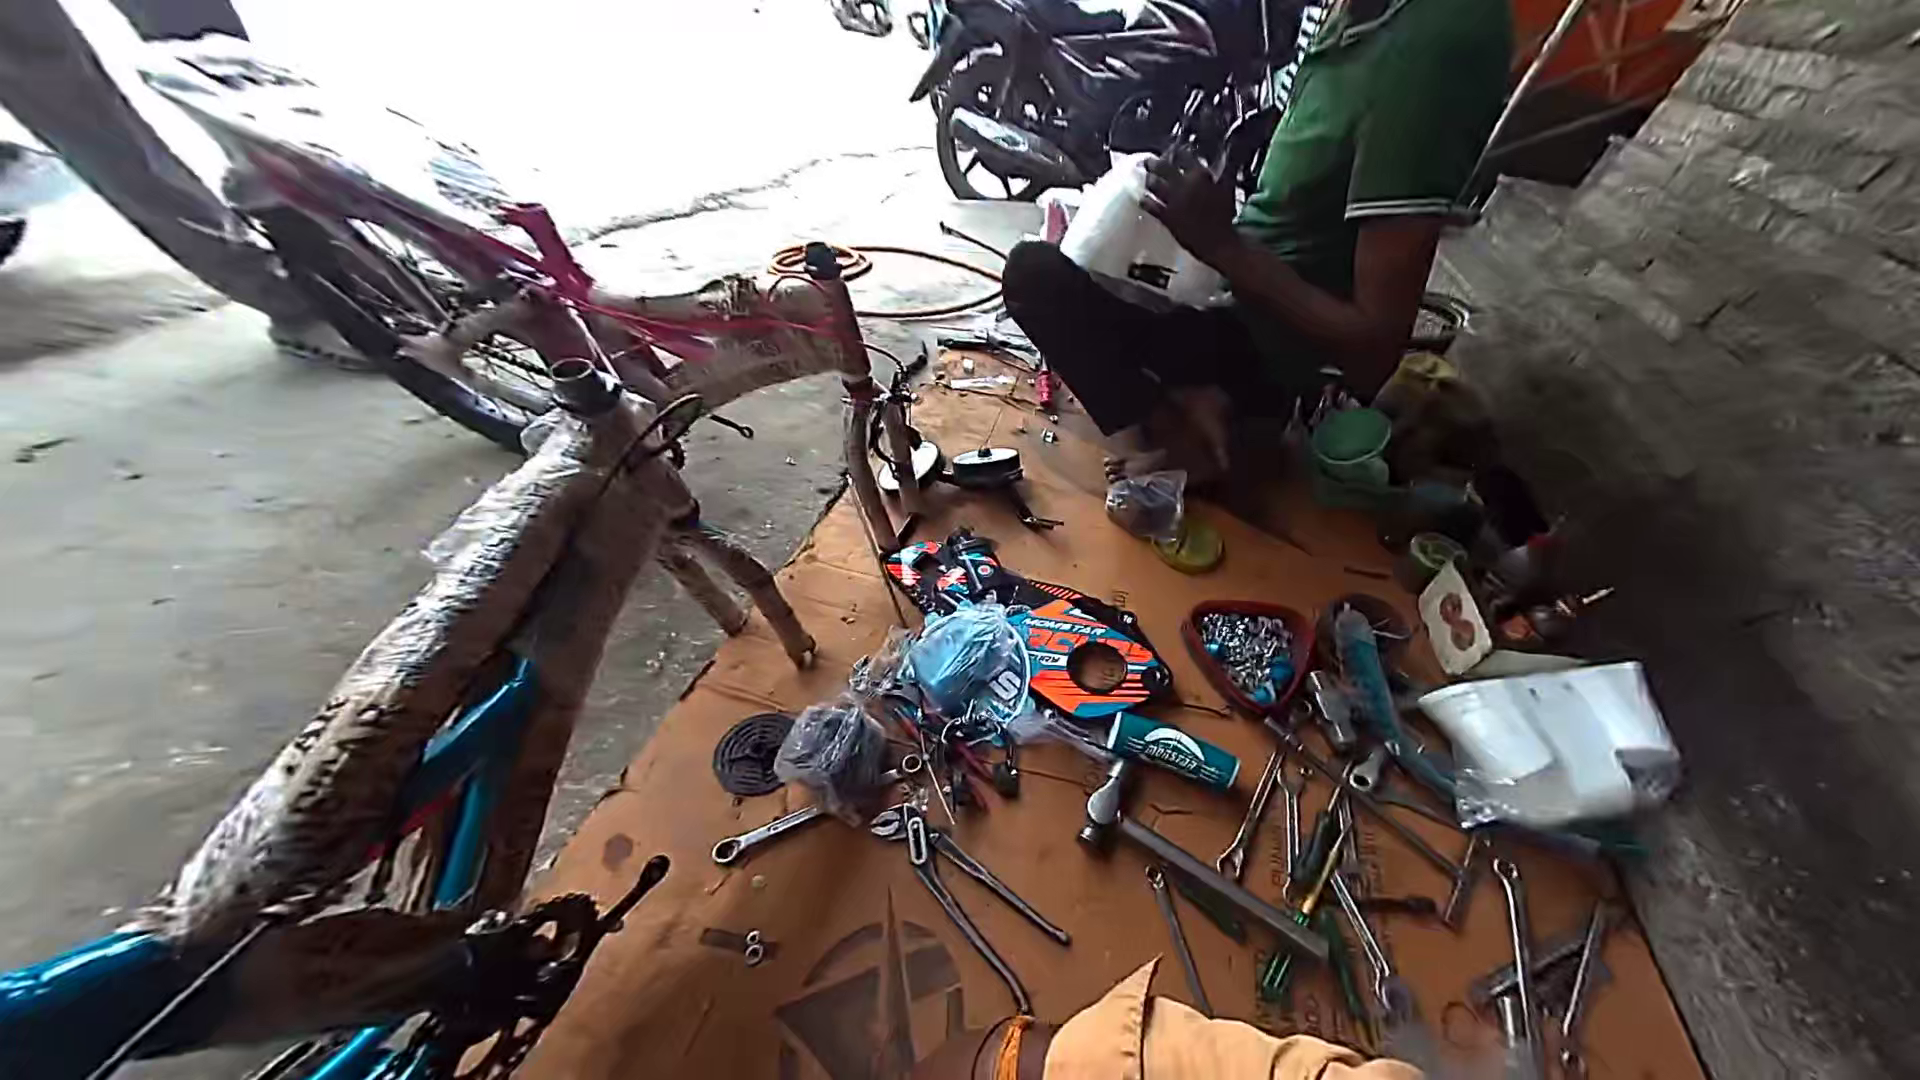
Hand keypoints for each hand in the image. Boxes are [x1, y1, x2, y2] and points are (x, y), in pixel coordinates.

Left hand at [1141, 149, 1236, 263]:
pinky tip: (1141, 200)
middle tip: (1146, 161)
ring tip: (1144, 178)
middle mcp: (1182, 184)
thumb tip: (1225, 155)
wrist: (1216, 240)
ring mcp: (1172, 201)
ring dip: (1148, 180)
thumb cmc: (1224, 214)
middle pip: (1163, 168)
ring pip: (1155, 186)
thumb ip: (1223, 170)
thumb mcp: (1226, 187)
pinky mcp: (1165, 217)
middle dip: (1153, 163)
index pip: (1184, 156)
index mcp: (1199, 174)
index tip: (1170, 150)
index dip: (1175, 151)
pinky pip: (1151, 207)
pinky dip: (1145, 202)